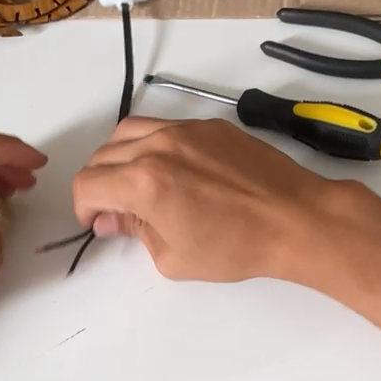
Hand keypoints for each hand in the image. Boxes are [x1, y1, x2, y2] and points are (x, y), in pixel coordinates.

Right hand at [70, 117, 345, 282]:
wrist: (295, 218)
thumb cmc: (237, 246)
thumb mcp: (175, 256)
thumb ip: (134, 231)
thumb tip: (111, 217)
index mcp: (144, 181)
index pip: (87, 184)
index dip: (84, 208)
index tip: (99, 223)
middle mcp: (159, 146)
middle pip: (102, 155)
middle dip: (100, 185)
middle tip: (117, 210)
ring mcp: (186, 129)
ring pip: (128, 131)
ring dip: (119, 158)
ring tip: (136, 184)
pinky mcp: (210, 125)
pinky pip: (164, 126)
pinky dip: (152, 144)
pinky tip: (171, 169)